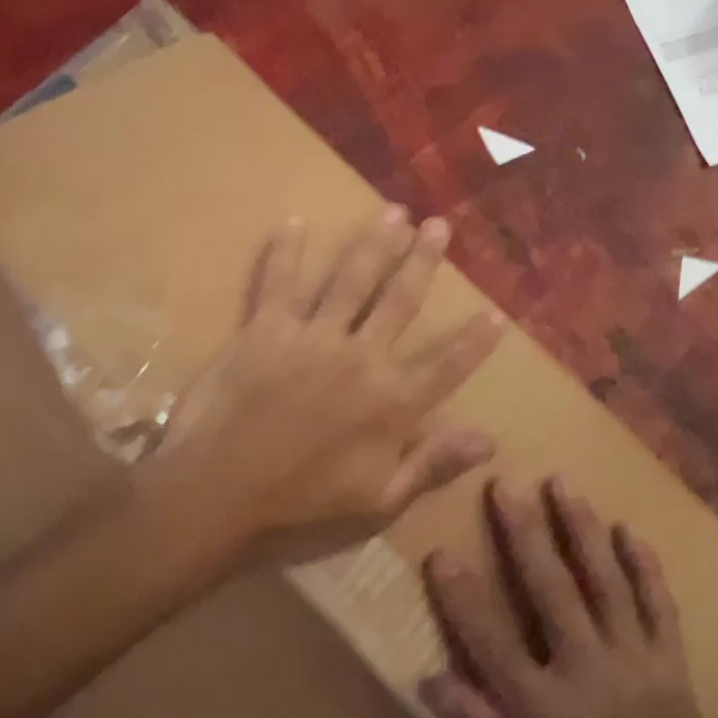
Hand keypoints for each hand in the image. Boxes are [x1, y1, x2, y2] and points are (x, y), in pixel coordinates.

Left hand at [160, 207, 504, 564]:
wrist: (221, 493)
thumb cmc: (302, 505)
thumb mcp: (379, 500)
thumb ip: (433, 464)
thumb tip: (489, 441)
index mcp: (392, 403)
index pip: (447, 365)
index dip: (475, 342)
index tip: (497, 313)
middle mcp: (362, 358)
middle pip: (401, 302)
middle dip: (423, 262)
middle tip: (439, 225)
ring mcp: (314, 337)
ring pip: (352, 280)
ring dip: (375, 244)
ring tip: (393, 212)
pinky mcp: (267, 328)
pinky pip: (280, 281)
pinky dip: (285, 250)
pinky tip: (293, 222)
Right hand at [422, 479, 717, 717]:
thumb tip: (433, 678)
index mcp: (548, 715)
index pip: (493, 642)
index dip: (461, 598)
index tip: (439, 554)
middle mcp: (593, 676)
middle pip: (552, 591)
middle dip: (524, 533)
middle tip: (503, 485)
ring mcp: (641, 667)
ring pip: (607, 583)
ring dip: (582, 530)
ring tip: (562, 483)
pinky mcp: (677, 670)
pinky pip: (662, 608)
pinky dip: (646, 567)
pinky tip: (630, 531)